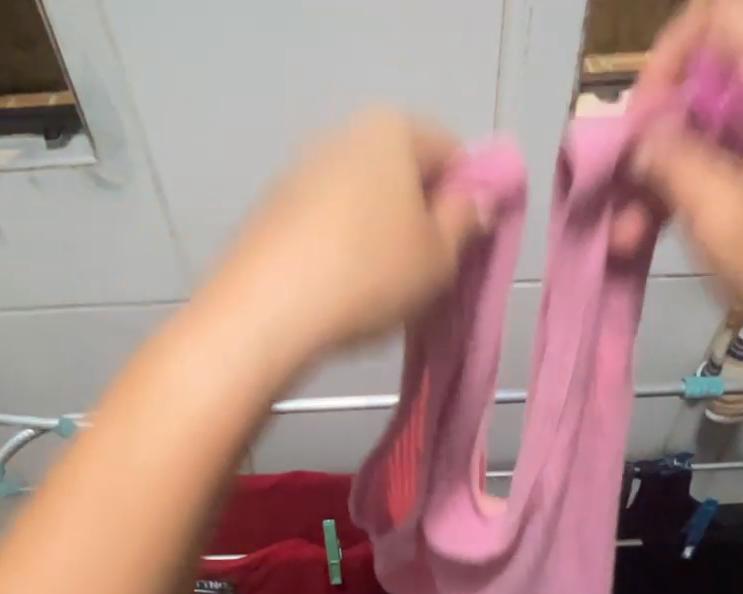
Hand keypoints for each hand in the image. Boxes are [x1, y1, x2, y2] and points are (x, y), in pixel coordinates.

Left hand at [205, 109, 485, 369]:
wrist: (266, 315)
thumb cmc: (369, 276)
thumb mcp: (438, 256)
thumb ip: (466, 219)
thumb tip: (476, 198)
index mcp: (391, 130)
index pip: (451, 151)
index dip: (467, 198)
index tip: (465, 245)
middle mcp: (340, 135)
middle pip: (400, 173)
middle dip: (418, 216)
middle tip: (426, 272)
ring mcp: (298, 171)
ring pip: (361, 202)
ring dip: (379, 236)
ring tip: (380, 290)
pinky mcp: (269, 211)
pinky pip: (324, 225)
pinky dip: (339, 250)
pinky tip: (339, 292)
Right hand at [627, 0, 742, 371]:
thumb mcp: (720, 220)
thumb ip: (671, 163)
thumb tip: (645, 137)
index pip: (719, 14)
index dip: (664, 64)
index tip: (638, 131)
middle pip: (727, 72)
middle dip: (667, 137)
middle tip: (628, 205)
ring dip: (688, 167)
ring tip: (643, 236)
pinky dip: (729, 173)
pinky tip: (695, 227)